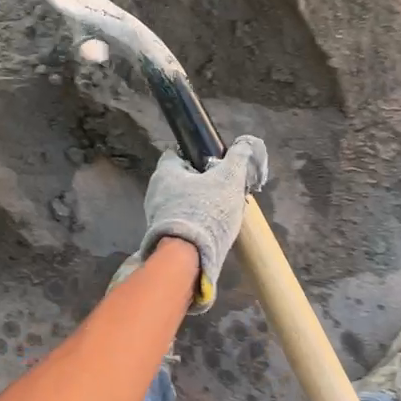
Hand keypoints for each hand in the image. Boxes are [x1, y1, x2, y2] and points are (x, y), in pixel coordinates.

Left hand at [129, 136, 267, 311]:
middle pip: (180, 179)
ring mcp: (155, 216)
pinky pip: (180, 221)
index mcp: (165, 172)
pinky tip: (212, 229)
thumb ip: (239, 158)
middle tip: (223, 188)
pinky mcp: (161, 237)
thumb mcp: (230, 179)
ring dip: (198, 203)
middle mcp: (154, 191)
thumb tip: (247, 142)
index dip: (196, 154)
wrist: (189, 258)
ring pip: (180, 202)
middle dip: (200, 182)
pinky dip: (194, 222)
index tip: (214, 163)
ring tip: (222, 211)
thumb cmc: (207, 211)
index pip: (176, 153)